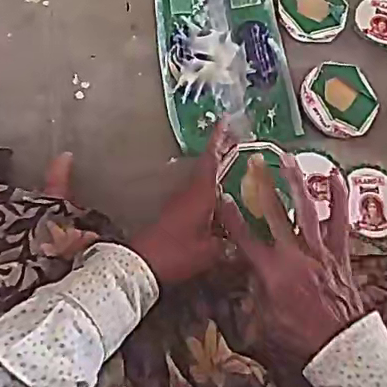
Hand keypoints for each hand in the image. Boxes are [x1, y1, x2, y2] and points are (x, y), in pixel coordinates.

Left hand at [128, 123, 234, 286]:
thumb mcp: (209, 252)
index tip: (225, 121)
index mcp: (200, 194)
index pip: (211, 160)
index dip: (219, 140)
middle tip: (238, 139)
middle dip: (223, 151)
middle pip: (209, 166)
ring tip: (238, 169)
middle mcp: (190, 193)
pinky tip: (225, 201)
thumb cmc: (176, 253)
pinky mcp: (176, 214)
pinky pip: (200, 196)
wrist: (141, 265)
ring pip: (205, 182)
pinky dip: (213, 191)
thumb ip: (230, 246)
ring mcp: (181, 203)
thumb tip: (246, 246)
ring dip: (219, 172)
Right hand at [217, 155, 366, 363]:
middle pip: (275, 214)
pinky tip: (337, 176)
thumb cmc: (300, 335)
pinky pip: (340, 219)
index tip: (223, 198)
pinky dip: (339, 197)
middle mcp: (294, 253)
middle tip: (256, 162)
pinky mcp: (339, 251)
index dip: (232, 218)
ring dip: (296, 182)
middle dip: (263, 186)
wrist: (339, 343)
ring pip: (306, 209)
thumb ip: (255, 294)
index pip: (245, 239)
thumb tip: (250, 277)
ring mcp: (319, 249)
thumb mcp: (265, 320)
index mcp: (272, 271)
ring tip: (289, 159)